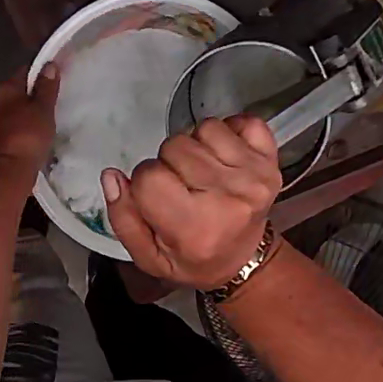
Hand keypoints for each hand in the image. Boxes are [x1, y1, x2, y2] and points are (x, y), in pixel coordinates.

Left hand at [0, 64, 58, 169]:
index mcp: (5, 88)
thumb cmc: (29, 133)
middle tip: (58, 97)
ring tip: (52, 113)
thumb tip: (49, 65)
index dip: (43, 73)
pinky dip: (28, 120)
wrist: (11, 168)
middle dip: (38, 91)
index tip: (59, 80)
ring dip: (33, 107)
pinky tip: (41, 127)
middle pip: (21, 88)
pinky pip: (17, 119)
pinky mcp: (0, 132)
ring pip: (19, 105)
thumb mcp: (43, 107)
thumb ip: (47, 86)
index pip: (26, 71)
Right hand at [102, 115, 281, 289]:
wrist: (245, 260)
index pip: (150, 177)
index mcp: (195, 227)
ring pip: (206, 128)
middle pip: (176, 147)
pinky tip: (224, 156)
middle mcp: (229, 198)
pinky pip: (245, 121)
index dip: (145, 182)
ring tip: (202, 172)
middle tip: (182, 186)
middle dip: (170, 162)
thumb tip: (111, 175)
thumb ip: (124, 218)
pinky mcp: (271, 161)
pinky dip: (230, 132)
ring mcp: (254, 176)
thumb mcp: (149, 257)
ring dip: (197, 145)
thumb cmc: (194, 258)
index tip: (157, 198)